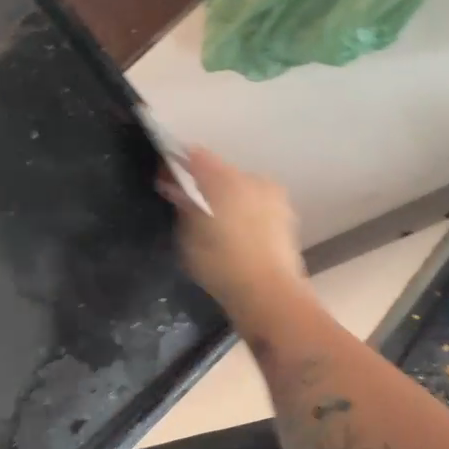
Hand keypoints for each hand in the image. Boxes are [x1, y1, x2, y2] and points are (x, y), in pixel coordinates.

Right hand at [157, 148, 311, 323]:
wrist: (267, 292)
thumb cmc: (220, 265)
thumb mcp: (188, 237)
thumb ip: (182, 206)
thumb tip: (174, 188)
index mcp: (225, 180)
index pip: (196, 157)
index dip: (176, 163)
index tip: (163, 176)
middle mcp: (252, 179)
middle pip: (220, 171)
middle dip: (201, 183)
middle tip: (184, 204)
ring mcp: (273, 195)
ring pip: (239, 187)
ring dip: (223, 197)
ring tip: (210, 223)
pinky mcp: (285, 213)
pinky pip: (254, 202)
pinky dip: (240, 210)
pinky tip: (232, 233)